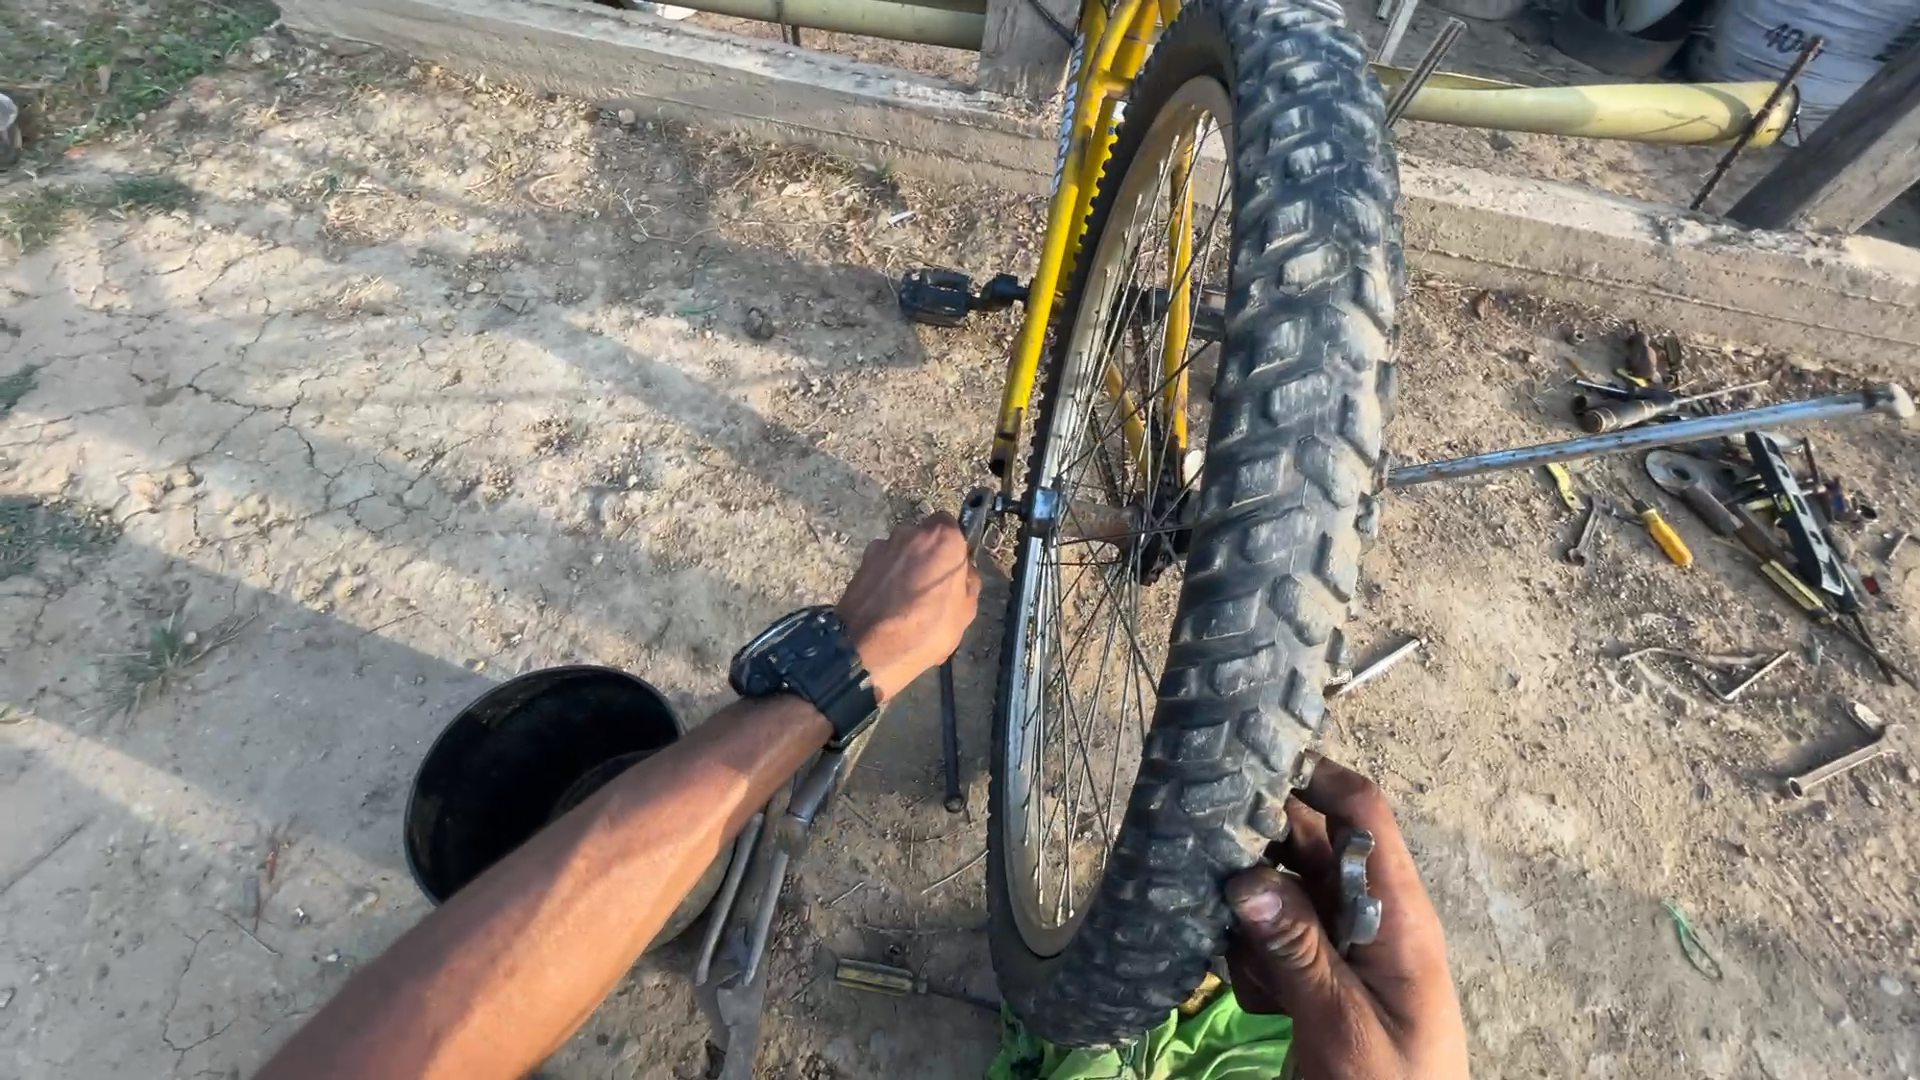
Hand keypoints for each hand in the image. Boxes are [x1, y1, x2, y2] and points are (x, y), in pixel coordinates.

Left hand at [836, 513, 981, 702]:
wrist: (868, 650)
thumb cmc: (926, 630)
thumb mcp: (966, 612)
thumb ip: (968, 582)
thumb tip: (964, 573)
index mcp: (942, 538)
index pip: (951, 525)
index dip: (953, 547)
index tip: (954, 568)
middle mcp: (909, 533)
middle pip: (924, 538)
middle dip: (928, 556)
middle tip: (932, 587)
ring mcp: (881, 547)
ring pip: (901, 553)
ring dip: (905, 568)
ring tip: (906, 601)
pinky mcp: (860, 564)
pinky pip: (882, 567)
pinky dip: (886, 580)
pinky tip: (887, 606)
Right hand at [1225, 755, 1468, 1079]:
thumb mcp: (1345, 1030)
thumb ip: (1298, 952)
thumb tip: (1244, 878)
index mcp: (1396, 914)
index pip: (1363, 813)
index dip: (1315, 776)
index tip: (1247, 764)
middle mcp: (1365, 911)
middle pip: (1307, 840)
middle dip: (1255, 842)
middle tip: (1197, 843)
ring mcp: (1338, 938)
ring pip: (1278, 882)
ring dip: (1246, 906)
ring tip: (1224, 938)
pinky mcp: (1314, 965)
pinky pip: (1268, 927)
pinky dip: (1248, 947)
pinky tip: (1253, 991)